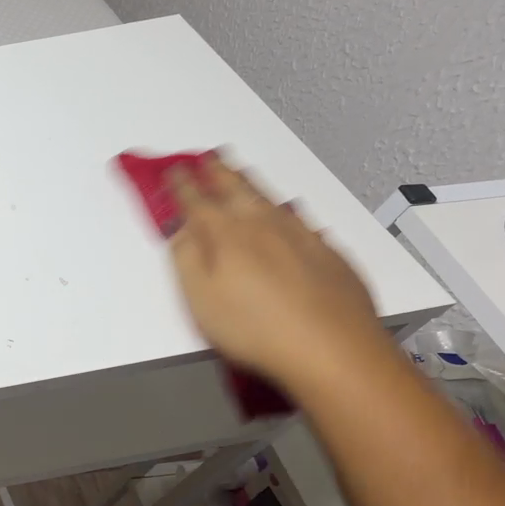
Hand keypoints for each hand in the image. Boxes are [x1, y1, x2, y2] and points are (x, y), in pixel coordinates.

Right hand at [165, 154, 397, 391]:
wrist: (332, 349)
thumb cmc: (252, 326)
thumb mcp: (199, 296)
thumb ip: (185, 257)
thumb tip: (181, 229)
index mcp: (225, 234)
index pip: (196, 201)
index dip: (181, 184)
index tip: (172, 169)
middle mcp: (263, 225)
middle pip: (237, 189)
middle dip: (218, 171)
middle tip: (208, 156)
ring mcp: (301, 236)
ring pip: (271, 199)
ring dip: (251, 183)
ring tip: (241, 172)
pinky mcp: (329, 254)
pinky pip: (301, 219)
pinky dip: (287, 208)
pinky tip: (290, 210)